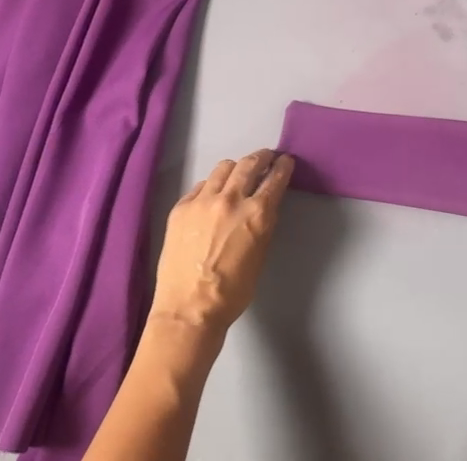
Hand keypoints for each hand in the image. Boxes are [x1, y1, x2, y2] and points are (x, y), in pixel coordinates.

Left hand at [149, 149, 294, 333]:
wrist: (189, 310)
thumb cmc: (233, 291)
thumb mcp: (261, 254)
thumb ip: (264, 223)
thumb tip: (264, 204)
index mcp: (257, 213)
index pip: (275, 178)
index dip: (283, 166)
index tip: (285, 161)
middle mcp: (231, 199)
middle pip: (249, 163)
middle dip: (261, 157)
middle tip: (265, 158)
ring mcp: (202, 200)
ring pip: (223, 168)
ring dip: (235, 169)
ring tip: (237, 176)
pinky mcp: (181, 207)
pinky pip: (201, 185)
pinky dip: (211, 186)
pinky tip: (212, 198)